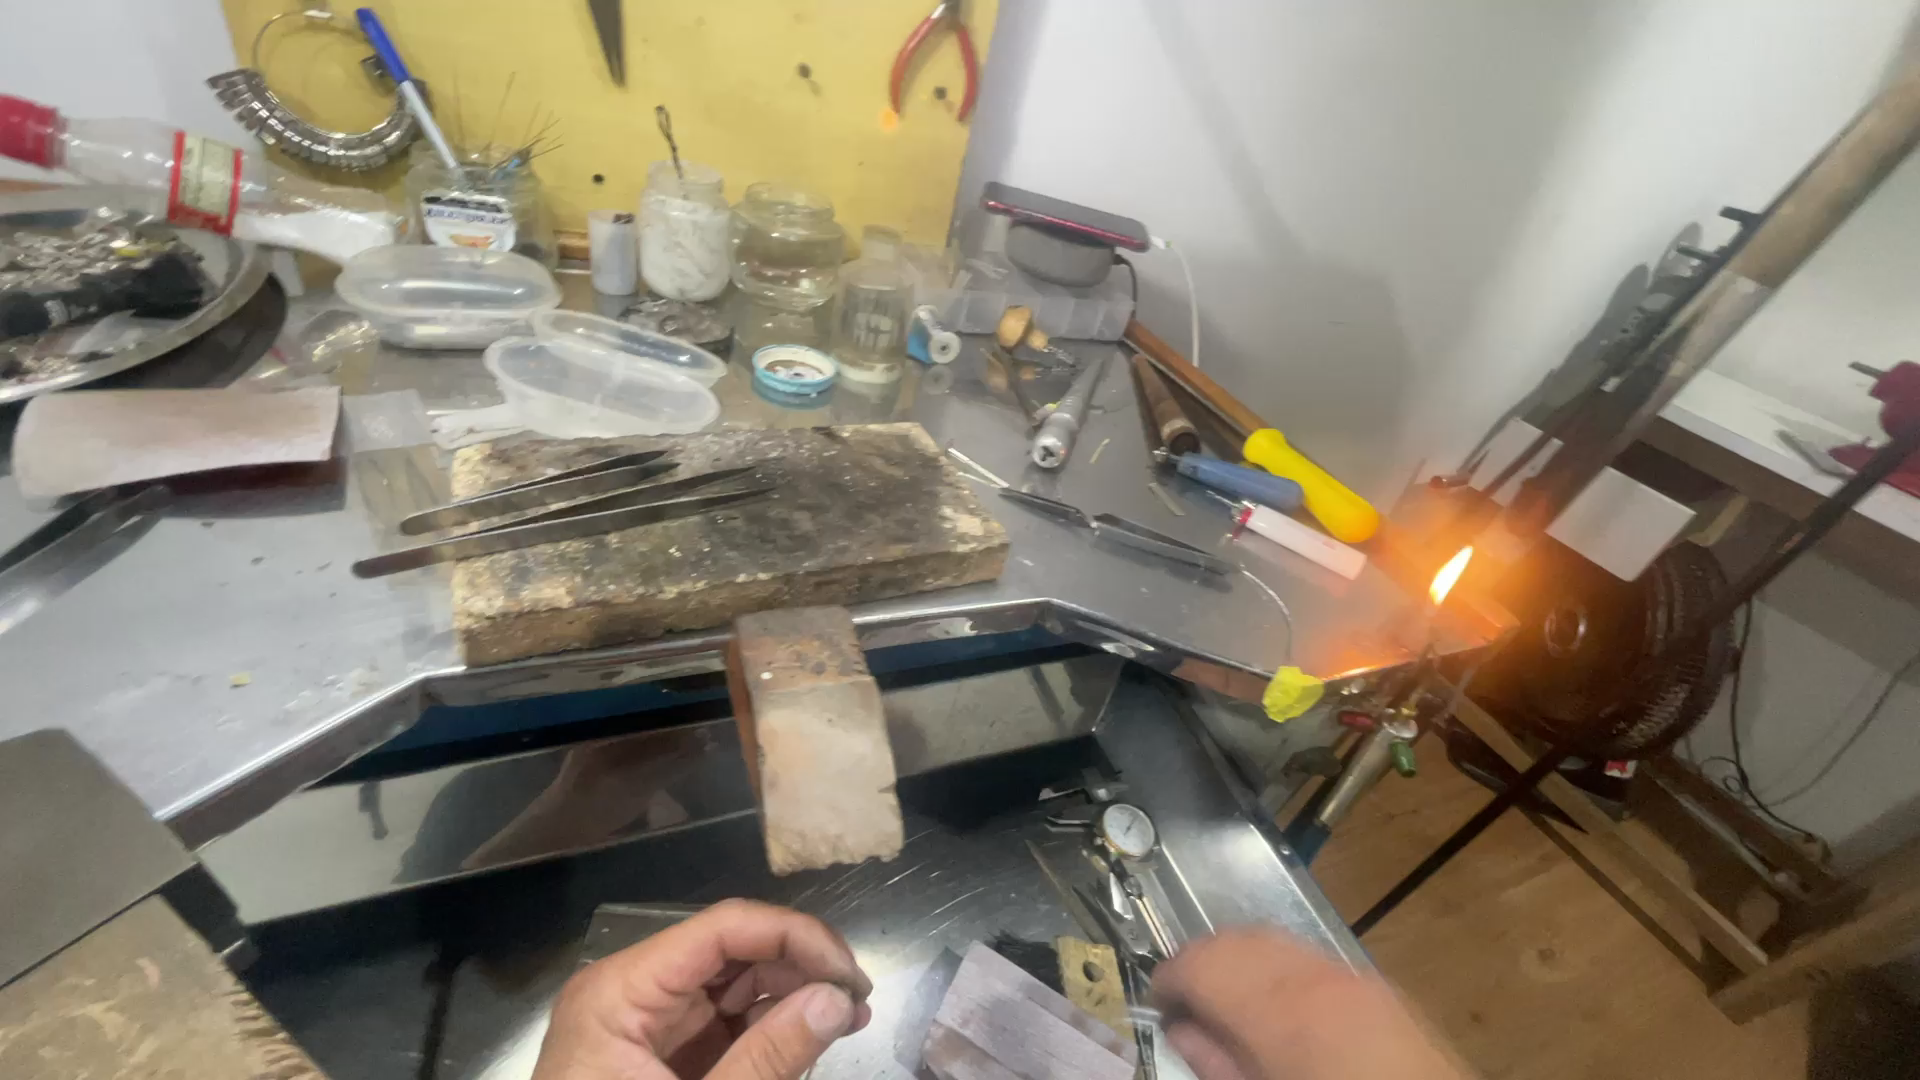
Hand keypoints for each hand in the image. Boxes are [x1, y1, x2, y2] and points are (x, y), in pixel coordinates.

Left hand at [532, 899, 873, 1079]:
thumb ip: (767, 1060)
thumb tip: (840, 1000)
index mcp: (622, 989)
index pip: (726, 927)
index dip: (796, 937)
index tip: (849, 975)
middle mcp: (636, 988)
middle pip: (735, 948)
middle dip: (801, 967)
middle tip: (858, 1000)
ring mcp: (649, 1019)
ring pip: (737, 979)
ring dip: (794, 992)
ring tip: (849, 1015)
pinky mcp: (663, 1050)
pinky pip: (727, 1018)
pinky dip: (771, 1024)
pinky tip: (812, 1032)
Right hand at [1152, 928, 1471, 1079]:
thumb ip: (1214, 1062)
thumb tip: (1180, 1029)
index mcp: (1270, 1007)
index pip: (1194, 964)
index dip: (1167, 980)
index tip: (1157, 1003)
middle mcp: (1303, 972)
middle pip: (1229, 941)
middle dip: (1200, 963)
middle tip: (1186, 1002)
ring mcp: (1341, 971)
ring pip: (1265, 939)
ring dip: (1236, 960)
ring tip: (1228, 1000)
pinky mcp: (1370, 981)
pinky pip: (1303, 956)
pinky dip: (1275, 967)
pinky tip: (1276, 1002)